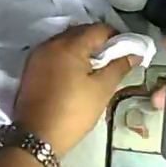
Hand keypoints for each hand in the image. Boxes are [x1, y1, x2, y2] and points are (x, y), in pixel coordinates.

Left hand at [13, 23, 140, 156]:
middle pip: (80, 31)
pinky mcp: (31, 67)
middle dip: (98, 41)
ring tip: (95, 67)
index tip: (127, 51)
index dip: (117, 36)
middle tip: (113, 59)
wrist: (37, 137)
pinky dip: (68, 56)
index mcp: (69, 45)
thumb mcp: (102, 90)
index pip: (99, 29)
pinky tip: (76, 73)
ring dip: (82, 48)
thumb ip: (119, 67)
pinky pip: (54, 52)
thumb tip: (135, 54)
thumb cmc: (73, 112)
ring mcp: (37, 55)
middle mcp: (51, 43)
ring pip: (66, 41)